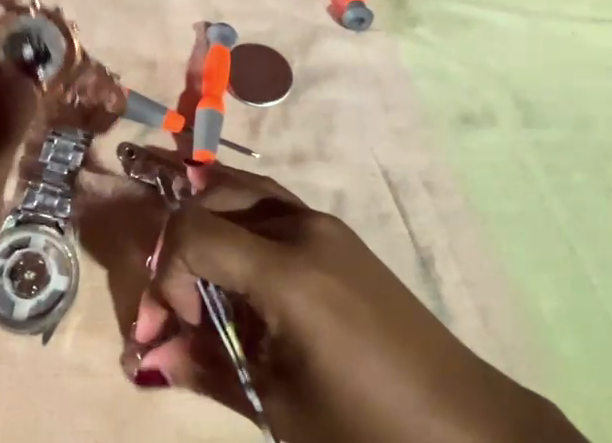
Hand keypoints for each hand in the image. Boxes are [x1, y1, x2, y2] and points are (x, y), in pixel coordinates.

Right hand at [129, 164, 588, 442]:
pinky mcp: (339, 236)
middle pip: (212, 198)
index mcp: (289, 273)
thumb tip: (146, 359)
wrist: (466, 425)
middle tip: (179, 310)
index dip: (167, 277)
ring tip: (202, 285)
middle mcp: (303, 229)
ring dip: (209, 227)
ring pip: (243, 192)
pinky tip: (240, 278)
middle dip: (180, 249)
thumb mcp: (281, 409)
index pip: (193, 233)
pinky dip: (240, 226)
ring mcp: (325, 226)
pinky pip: (272, 208)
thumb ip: (208, 371)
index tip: (176, 329)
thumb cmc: (368, 427)